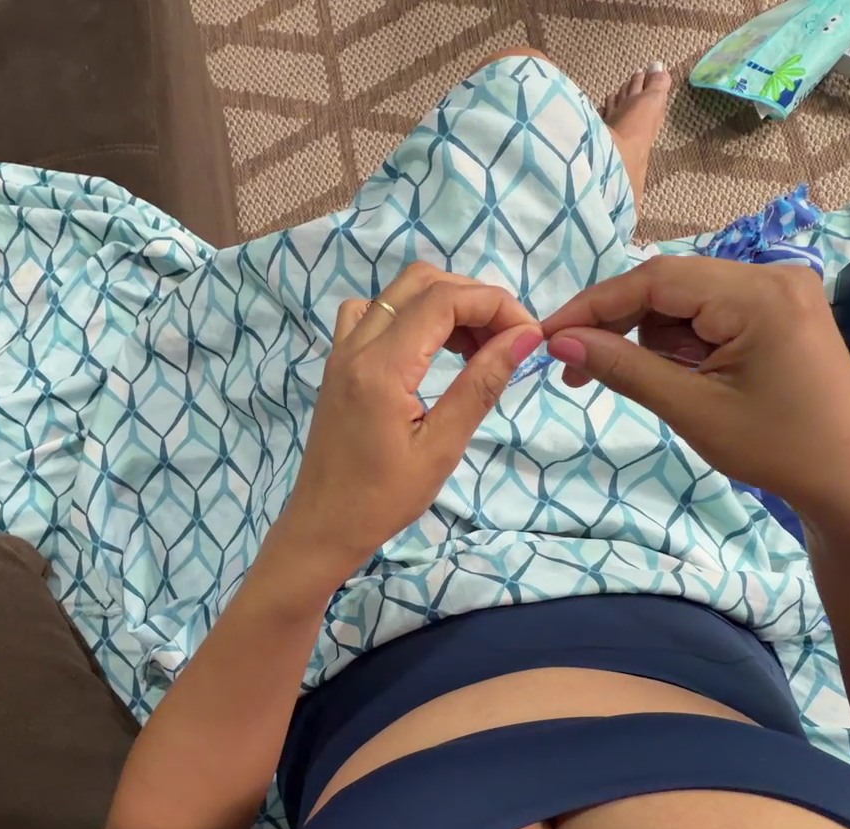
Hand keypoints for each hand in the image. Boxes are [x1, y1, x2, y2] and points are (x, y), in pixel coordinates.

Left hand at [272, 262, 542, 580]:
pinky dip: (408, 317)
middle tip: (504, 339)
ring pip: (396, 294)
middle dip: (472, 298)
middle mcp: (355, 347)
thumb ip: (480, 386)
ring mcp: (341, 353)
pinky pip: (372, 315)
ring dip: (441, 304)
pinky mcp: (338, 366)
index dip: (494, 304)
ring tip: (473, 348)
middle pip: (420, 283)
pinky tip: (427, 353)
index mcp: (381, 368)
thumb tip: (524, 338)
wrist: (323, 526)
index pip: (444, 300)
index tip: (526, 336)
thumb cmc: (383, 500)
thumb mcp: (441, 448)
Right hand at [540, 256, 849, 519]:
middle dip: (618, 325)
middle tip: (573, 371)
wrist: (847, 480)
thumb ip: (622, 367)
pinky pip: (707, 317)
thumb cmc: (774, 447)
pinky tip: (671, 378)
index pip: (654, 280)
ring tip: (640, 385)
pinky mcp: (775, 315)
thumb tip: (560, 342)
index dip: (593, 306)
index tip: (548, 337)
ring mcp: (776, 294)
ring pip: (683, 303)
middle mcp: (770, 277)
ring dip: (647, 340)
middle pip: (667, 286)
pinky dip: (677, 346)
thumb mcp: (689, 408)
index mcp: (757, 293)